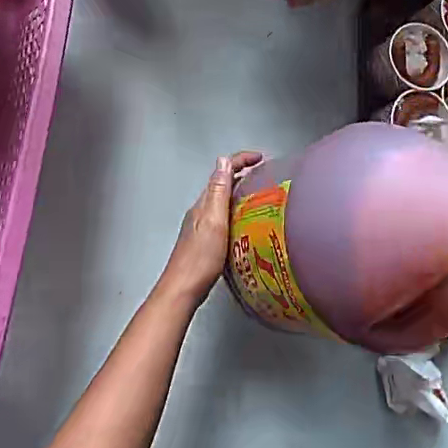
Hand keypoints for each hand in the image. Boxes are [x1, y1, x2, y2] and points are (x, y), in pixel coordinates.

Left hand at [157, 152, 263, 301]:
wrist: (183, 289)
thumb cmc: (200, 258)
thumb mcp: (214, 221)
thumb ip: (218, 192)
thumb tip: (223, 161)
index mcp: (204, 203)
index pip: (222, 171)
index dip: (241, 160)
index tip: (261, 158)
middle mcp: (201, 211)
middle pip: (222, 183)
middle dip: (243, 174)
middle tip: (264, 174)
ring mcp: (202, 226)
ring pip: (223, 200)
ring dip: (240, 192)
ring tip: (260, 195)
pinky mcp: (206, 241)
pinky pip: (223, 216)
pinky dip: (237, 210)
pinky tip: (247, 222)